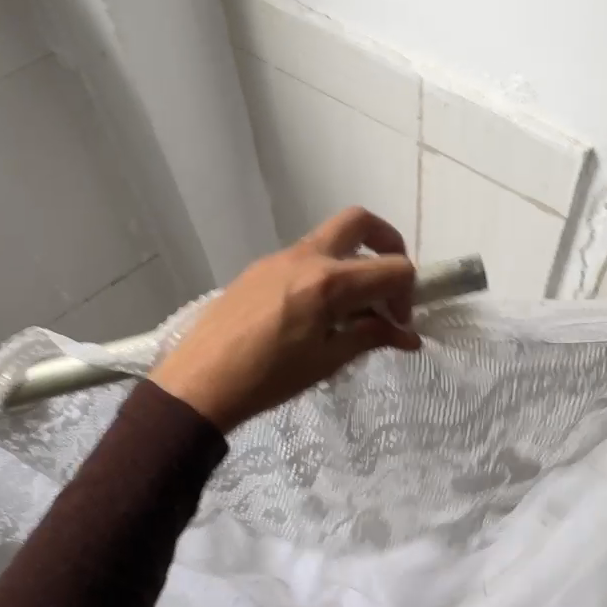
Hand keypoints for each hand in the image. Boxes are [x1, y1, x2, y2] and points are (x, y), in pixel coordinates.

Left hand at [150, 207, 421, 431]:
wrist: (199, 383)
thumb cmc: (267, 379)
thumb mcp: (326, 361)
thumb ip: (370, 338)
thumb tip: (408, 336)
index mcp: (328, 282)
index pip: (392, 268)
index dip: (407, 294)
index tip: (399, 325)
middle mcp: (306, 257)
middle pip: (360, 222)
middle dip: (387, 244)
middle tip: (389, 284)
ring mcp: (279, 258)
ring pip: (330, 240)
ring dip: (353, 263)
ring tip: (351, 312)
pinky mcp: (259, 269)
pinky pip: (304, 258)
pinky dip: (325, 274)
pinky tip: (316, 315)